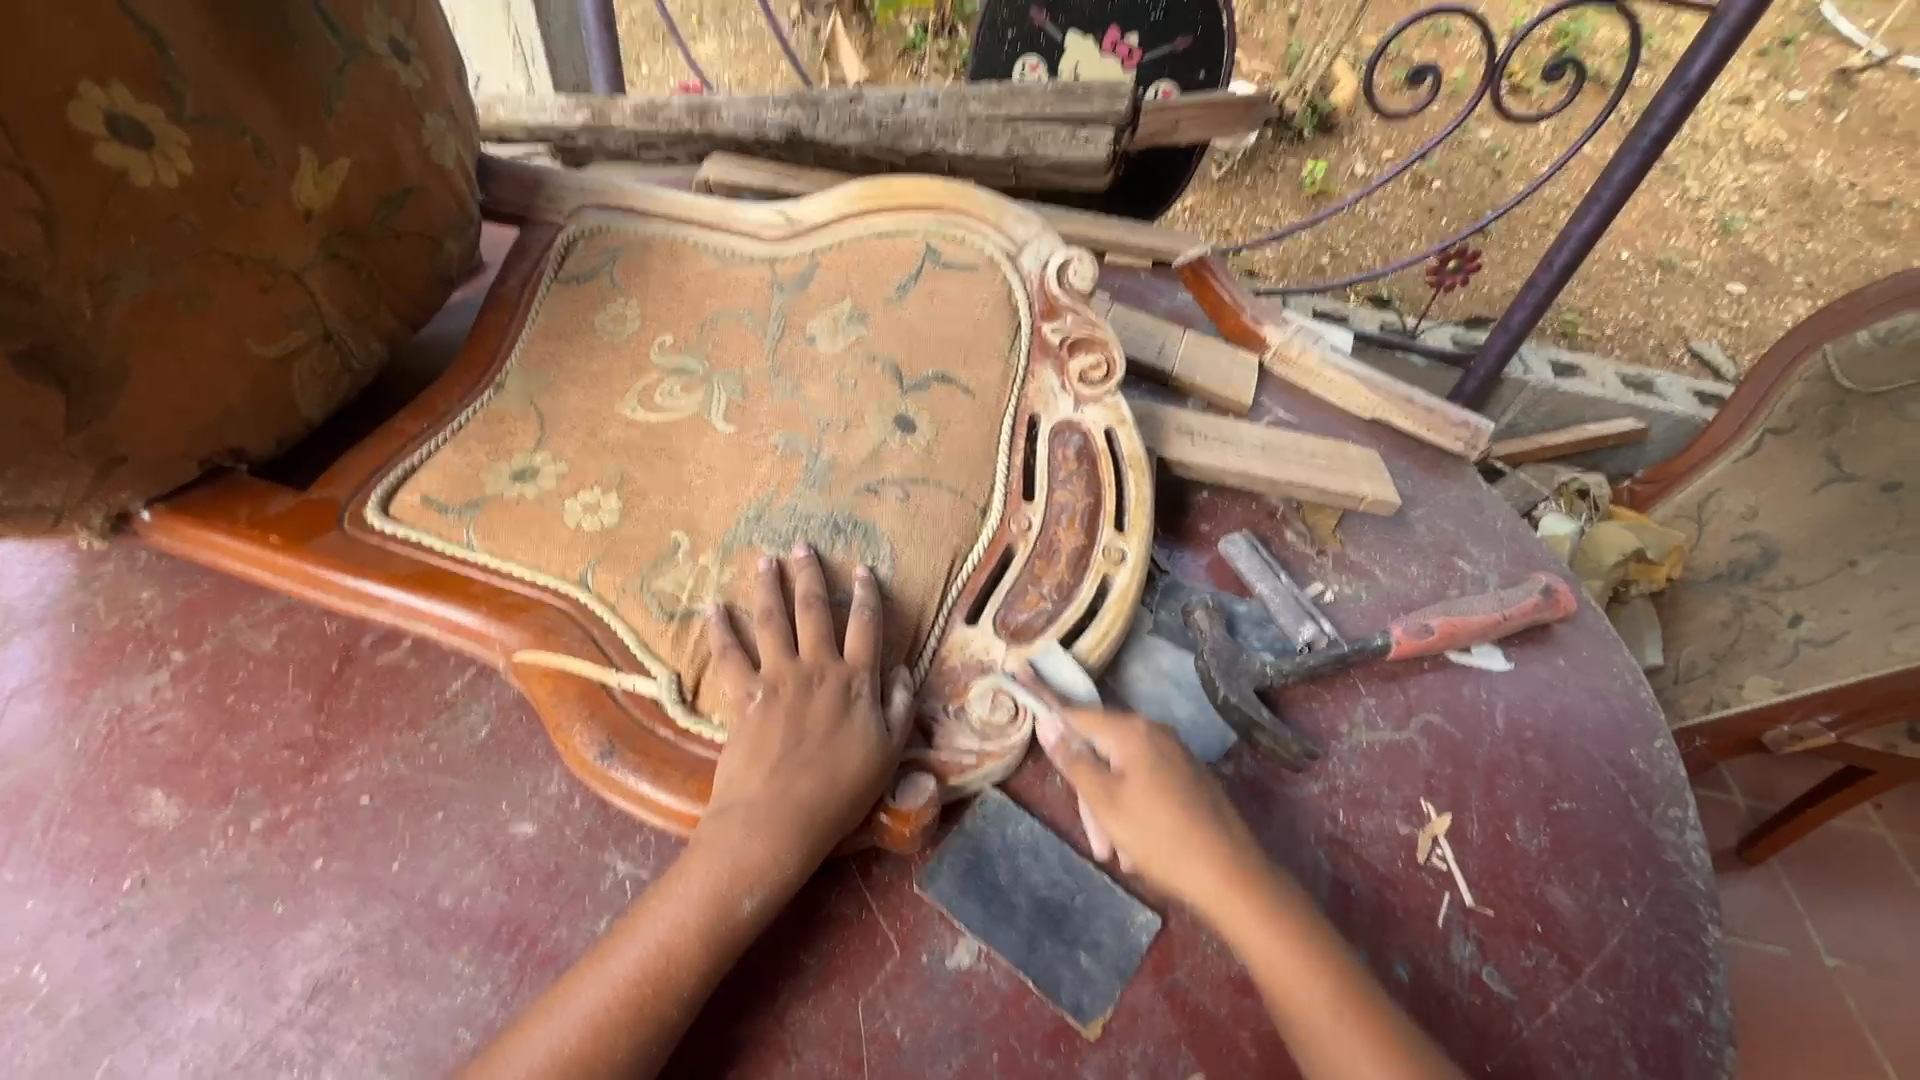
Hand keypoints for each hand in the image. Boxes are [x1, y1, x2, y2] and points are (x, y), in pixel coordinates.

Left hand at [699, 543, 913, 871]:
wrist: (780, 818)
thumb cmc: (842, 791)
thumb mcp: (890, 752)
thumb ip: (900, 706)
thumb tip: (904, 669)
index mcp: (857, 680)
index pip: (866, 626)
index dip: (867, 594)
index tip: (864, 569)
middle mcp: (818, 668)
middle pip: (814, 610)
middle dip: (810, 574)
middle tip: (803, 544)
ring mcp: (778, 678)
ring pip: (772, 620)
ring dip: (768, 586)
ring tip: (764, 559)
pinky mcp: (743, 695)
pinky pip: (729, 655)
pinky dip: (719, 630)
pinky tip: (713, 607)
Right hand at [1034, 703, 1266, 918]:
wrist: (1232, 876)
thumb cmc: (1159, 837)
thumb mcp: (1105, 802)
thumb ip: (1073, 760)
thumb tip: (1047, 722)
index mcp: (1131, 732)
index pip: (1076, 712)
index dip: (1046, 701)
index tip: (1018, 672)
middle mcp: (1154, 733)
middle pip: (1099, 750)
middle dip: (1090, 794)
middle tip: (1097, 840)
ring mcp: (1175, 755)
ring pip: (1121, 774)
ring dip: (1111, 812)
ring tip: (1121, 855)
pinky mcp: (1188, 778)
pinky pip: (1145, 785)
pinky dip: (1133, 812)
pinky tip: (1139, 849)